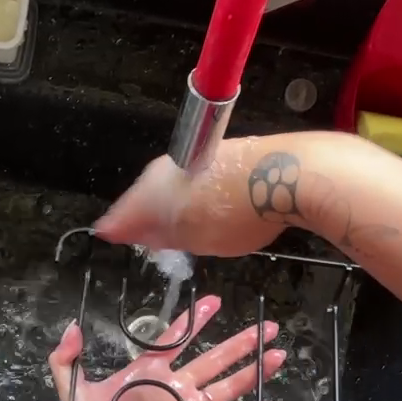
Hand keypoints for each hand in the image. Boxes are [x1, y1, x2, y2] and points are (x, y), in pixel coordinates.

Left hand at [48, 295, 283, 400]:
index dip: (195, 320)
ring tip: (277, 356)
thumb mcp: (72, 392)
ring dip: (253, 373)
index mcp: (148, 372)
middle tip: (269, 327)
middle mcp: (174, 387)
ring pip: (228, 387)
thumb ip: (66, 360)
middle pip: (214, 359)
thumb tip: (70, 327)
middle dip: (241, 343)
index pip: (177, 339)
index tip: (214, 300)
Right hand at [93, 137, 295, 256]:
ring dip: (174, 210)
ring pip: (175, 189)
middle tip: (152, 243)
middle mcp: (171, 165)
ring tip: (184, 234)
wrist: (287, 177)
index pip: (123, 210)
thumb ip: (158, 236)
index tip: (114, 240)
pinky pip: (200, 184)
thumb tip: (126, 231)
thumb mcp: (190, 238)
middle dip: (148, 219)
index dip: (119, 229)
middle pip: (148, 196)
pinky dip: (199, 202)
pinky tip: (210, 216)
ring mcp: (200, 158)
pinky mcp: (226, 157)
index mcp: (154, 185)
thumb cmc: (233, 211)